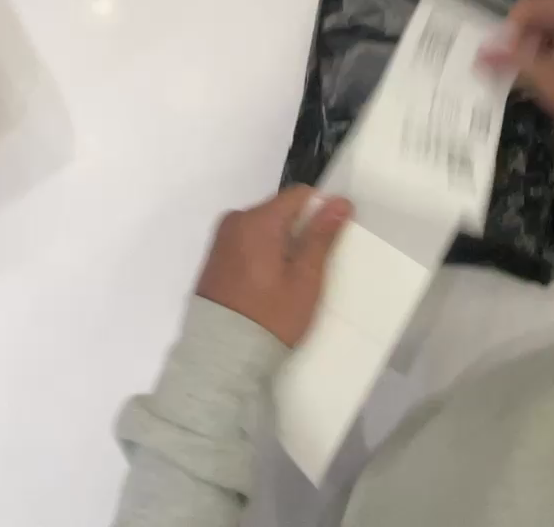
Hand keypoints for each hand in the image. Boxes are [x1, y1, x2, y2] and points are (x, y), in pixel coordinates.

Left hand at [195, 186, 352, 346]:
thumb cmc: (270, 317)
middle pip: (280, 210)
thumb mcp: (305, 279)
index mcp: (257, 219)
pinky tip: (268, 284)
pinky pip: (247, 241)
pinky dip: (262, 253)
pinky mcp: (214, 258)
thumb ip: (321, 236)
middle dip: (299, 230)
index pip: (299, 194)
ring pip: (264, 226)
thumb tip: (340, 201)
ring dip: (280, 243)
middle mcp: (234, 220)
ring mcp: (221, 239)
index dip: (320, 211)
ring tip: (288, 280)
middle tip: (309, 268)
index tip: (328, 241)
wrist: (220, 359)